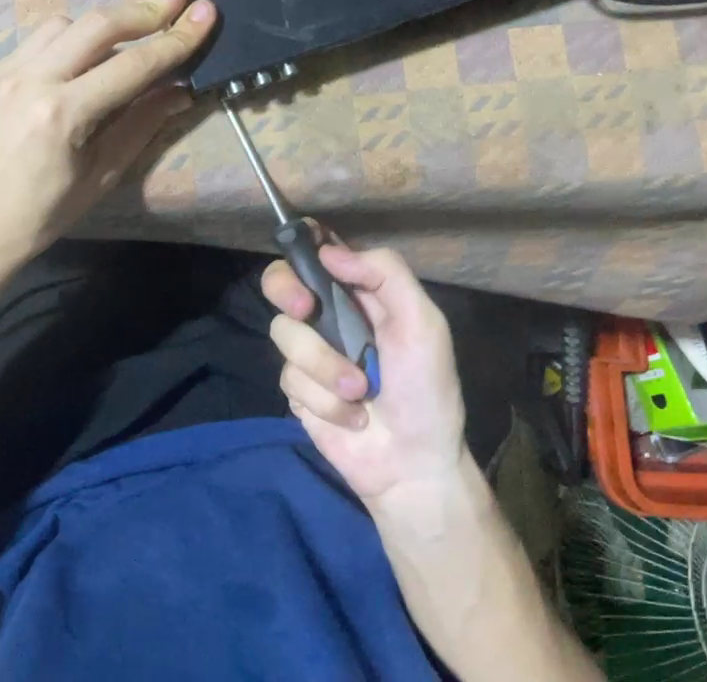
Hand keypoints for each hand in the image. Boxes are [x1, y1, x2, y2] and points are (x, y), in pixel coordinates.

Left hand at [0, 0, 215, 291]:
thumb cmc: (40, 218)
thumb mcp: (99, 177)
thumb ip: (141, 125)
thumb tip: (179, 89)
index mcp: (60, 114)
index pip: (131, 65)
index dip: (175, 39)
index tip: (205, 13)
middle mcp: (27, 81)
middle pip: (95, 24)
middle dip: (142, 9)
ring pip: (59, 26)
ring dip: (98, 26)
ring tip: (127, 38)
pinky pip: (31, 47)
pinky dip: (62, 45)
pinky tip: (77, 65)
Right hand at [262, 240, 466, 502]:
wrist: (414, 464)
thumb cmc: (427, 390)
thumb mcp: (423, 324)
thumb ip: (385, 275)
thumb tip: (328, 250)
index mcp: (358, 292)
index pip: (319, 249)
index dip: (303, 241)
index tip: (305, 251)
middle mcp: (327, 314)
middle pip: (279, 280)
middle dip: (286, 291)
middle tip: (306, 311)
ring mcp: (308, 351)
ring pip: (285, 334)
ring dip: (324, 366)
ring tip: (359, 393)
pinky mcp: (296, 388)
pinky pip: (290, 378)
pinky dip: (324, 400)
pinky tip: (350, 416)